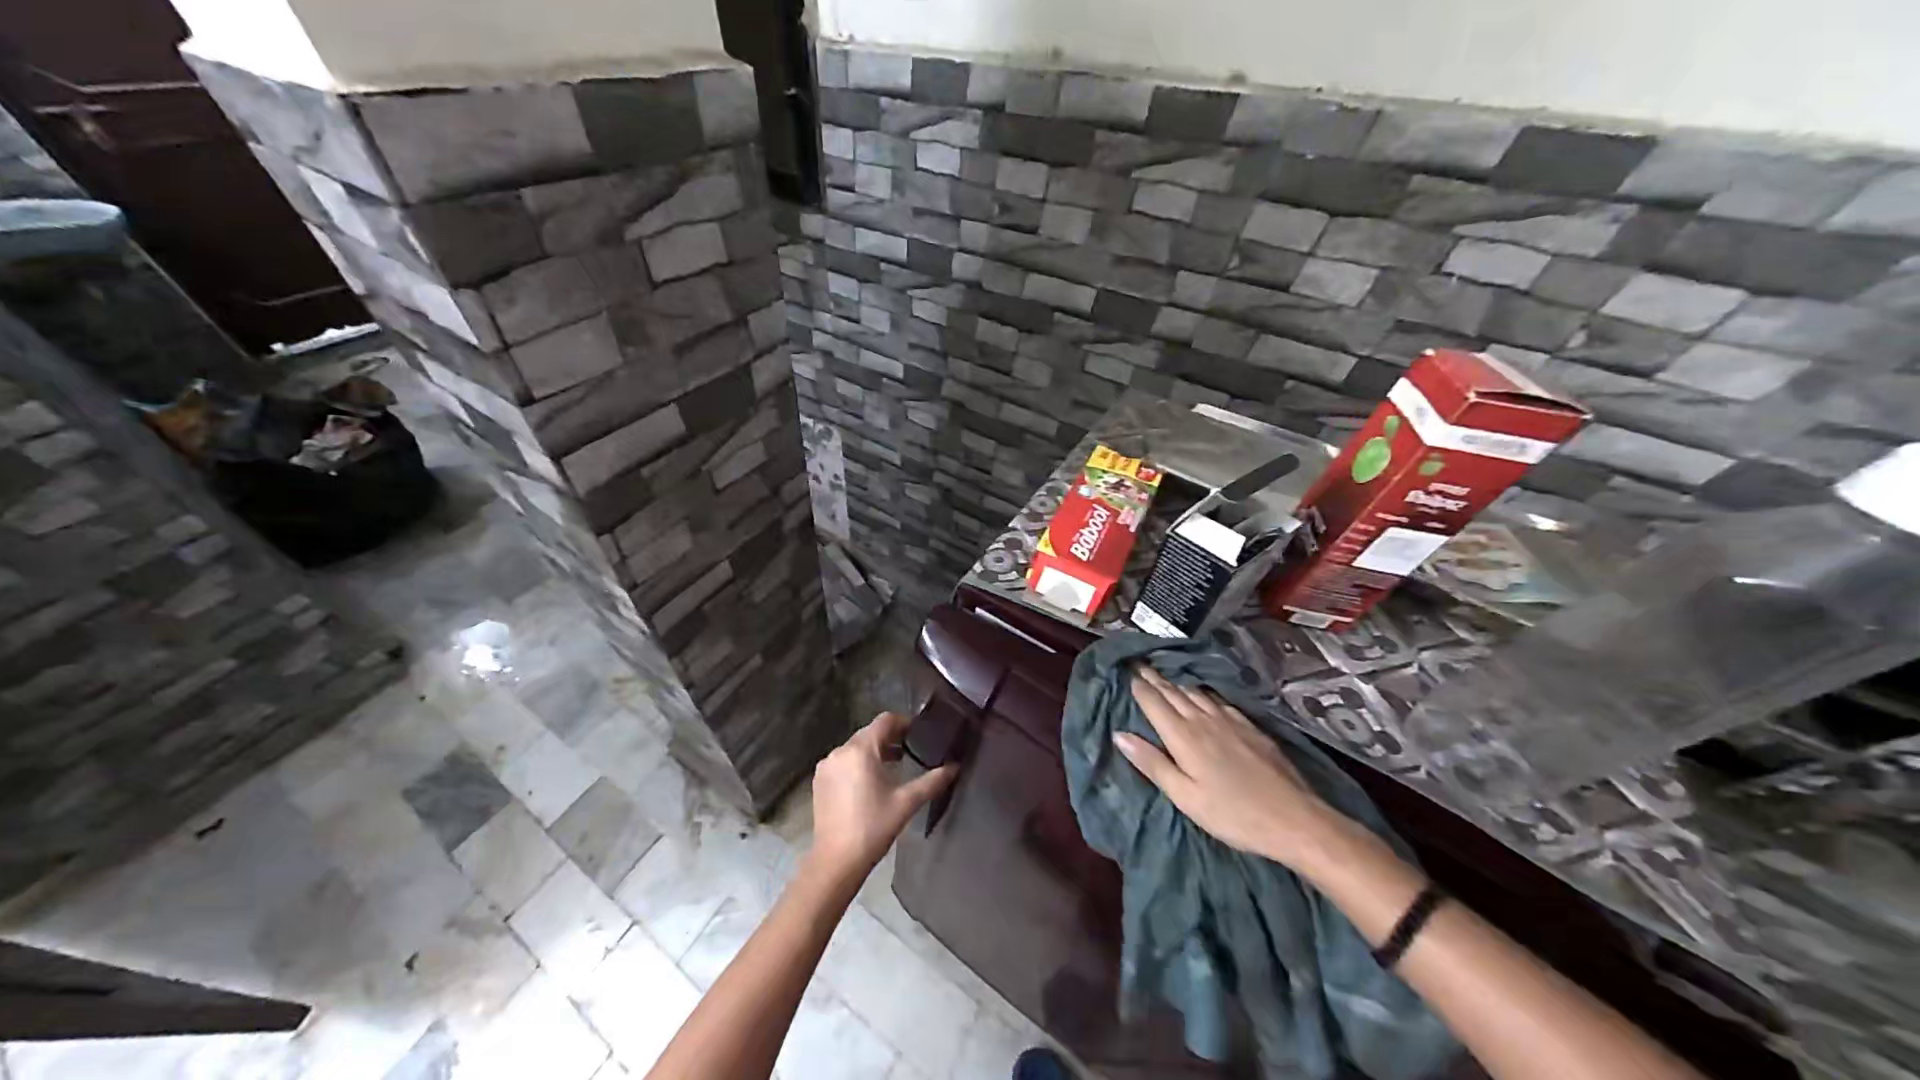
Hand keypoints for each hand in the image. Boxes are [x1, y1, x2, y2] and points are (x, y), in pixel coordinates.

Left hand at [807, 711, 957, 880]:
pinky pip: (843, 761)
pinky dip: (858, 763)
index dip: (904, 723)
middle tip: (912, 749)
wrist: (836, 861)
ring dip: (875, 751)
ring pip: (855, 747)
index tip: (920, 733)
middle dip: (890, 738)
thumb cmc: (874, 827)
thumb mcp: (907, 802)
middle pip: (869, 733)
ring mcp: (827, 766)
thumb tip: (954, 767)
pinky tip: (870, 782)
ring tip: (894, 765)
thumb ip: (932, 781)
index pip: (885, 721)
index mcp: (861, 750)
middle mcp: (840, 751)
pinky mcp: (820, 781)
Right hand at [1115, 666, 1357, 873]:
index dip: (1140, 687)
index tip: (1128, 673)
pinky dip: (1203, 693)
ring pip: (1196, 694)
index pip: (1155, 703)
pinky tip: (1204, 695)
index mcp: (1184, 737)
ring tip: (1165, 676)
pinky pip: (1219, 701)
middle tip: (1140, 665)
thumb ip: (1152, 763)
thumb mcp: (1185, 797)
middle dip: (1155, 679)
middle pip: (1174, 693)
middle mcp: (1204, 720)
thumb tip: (1119, 735)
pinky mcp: (1251, 727)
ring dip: (1177, 683)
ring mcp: (1230, 721)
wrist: (1294, 818)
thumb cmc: (1232, 814)